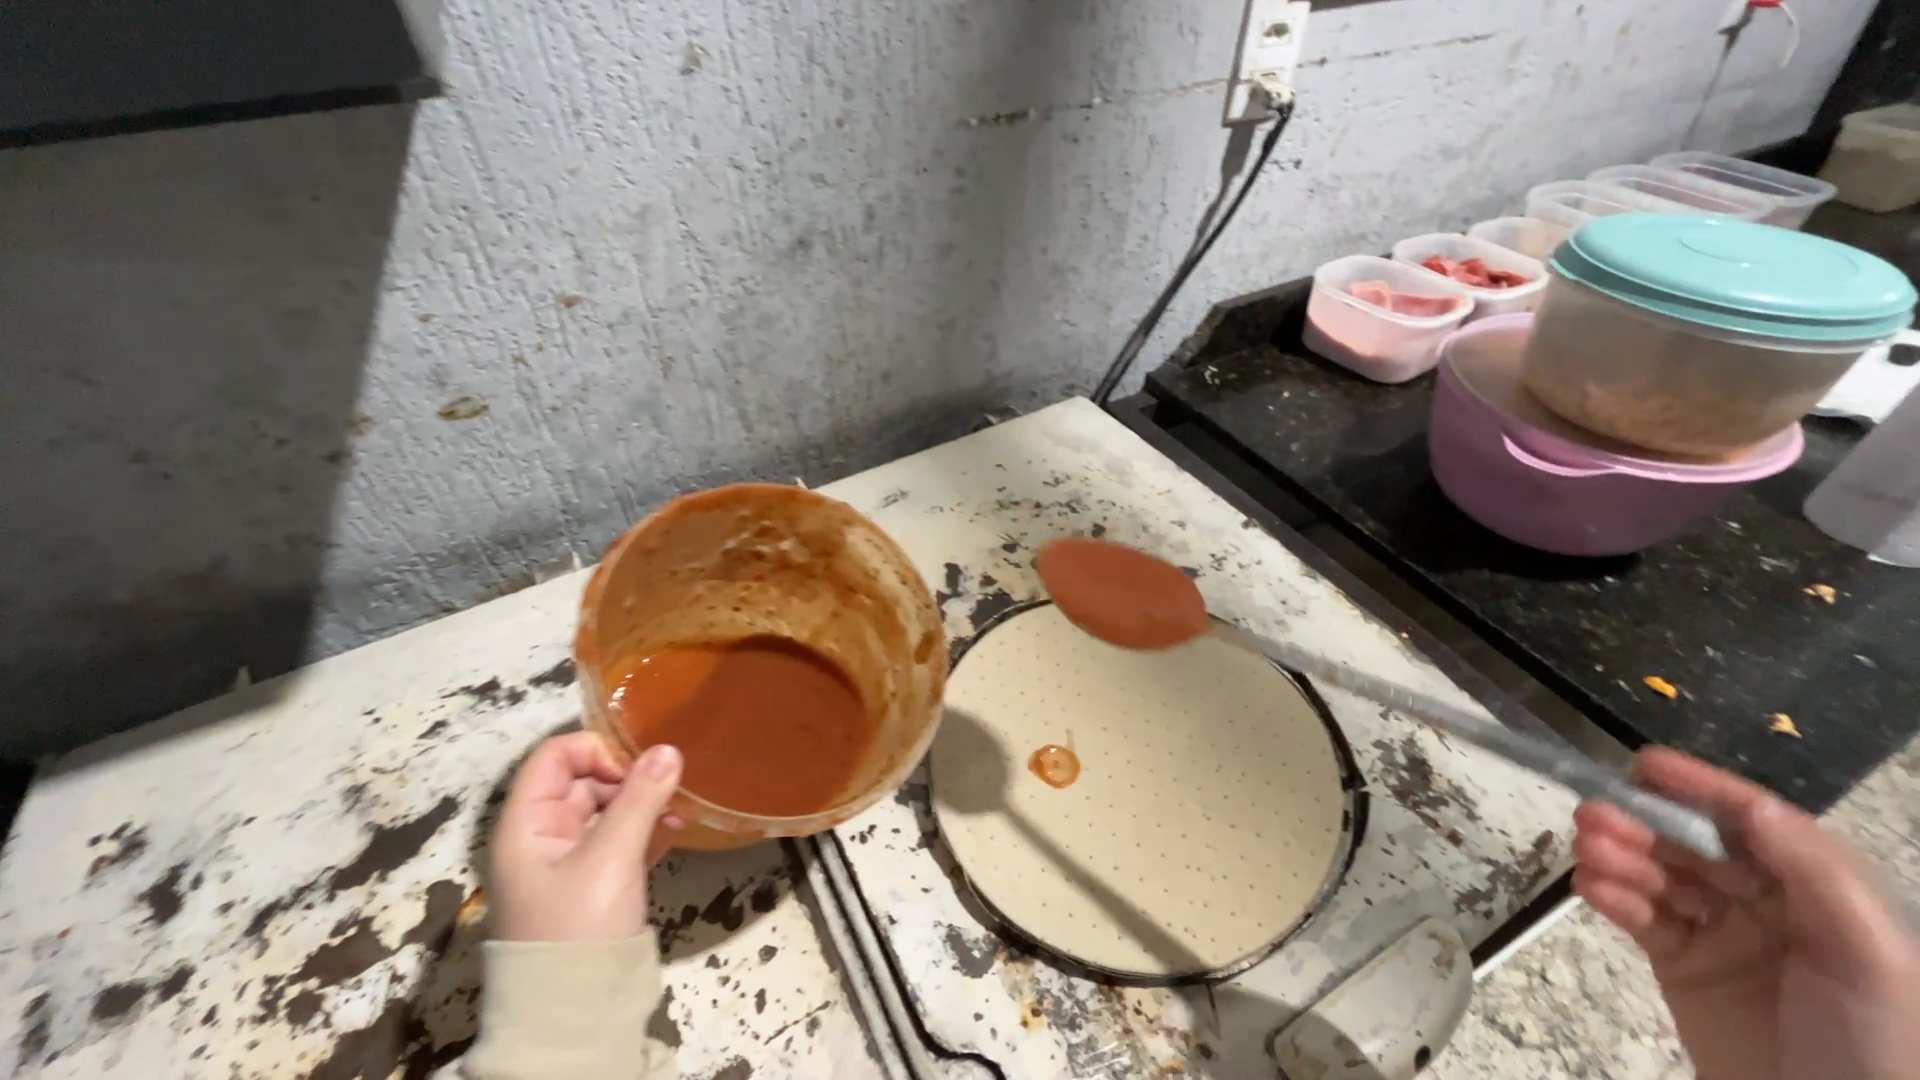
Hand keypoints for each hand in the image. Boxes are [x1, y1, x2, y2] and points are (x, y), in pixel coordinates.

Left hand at [490, 732, 684, 942]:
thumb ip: (640, 799)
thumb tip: (668, 748)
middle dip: (628, 776)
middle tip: (669, 788)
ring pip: (608, 807)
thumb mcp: (611, 857)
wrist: (574, 1013)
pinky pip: (621, 835)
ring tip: (680, 810)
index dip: (596, 751)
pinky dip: (647, 826)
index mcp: (527, 823)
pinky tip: (676, 828)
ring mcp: (570, 858)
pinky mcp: (596, 880)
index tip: (636, 768)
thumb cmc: (579, 925)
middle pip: (585, 779)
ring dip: (643, 801)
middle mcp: (544, 834)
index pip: (554, 757)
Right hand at [1573, 747, 1919, 1079]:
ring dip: (1618, 857)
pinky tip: (1591, 888)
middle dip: (1641, 825)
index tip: (1644, 764)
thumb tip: (1753, 805)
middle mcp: (1767, 903)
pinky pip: (1638, 919)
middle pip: (1691, 846)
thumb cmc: (1879, 1042)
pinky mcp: (1679, 963)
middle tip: (1591, 814)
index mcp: (1823, 893)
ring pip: (1657, 876)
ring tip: (1585, 850)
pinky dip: (1611, 898)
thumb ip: (1816, 876)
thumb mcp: (1872, 958)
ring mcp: (1719, 933)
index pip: (1755, 823)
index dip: (1702, 789)